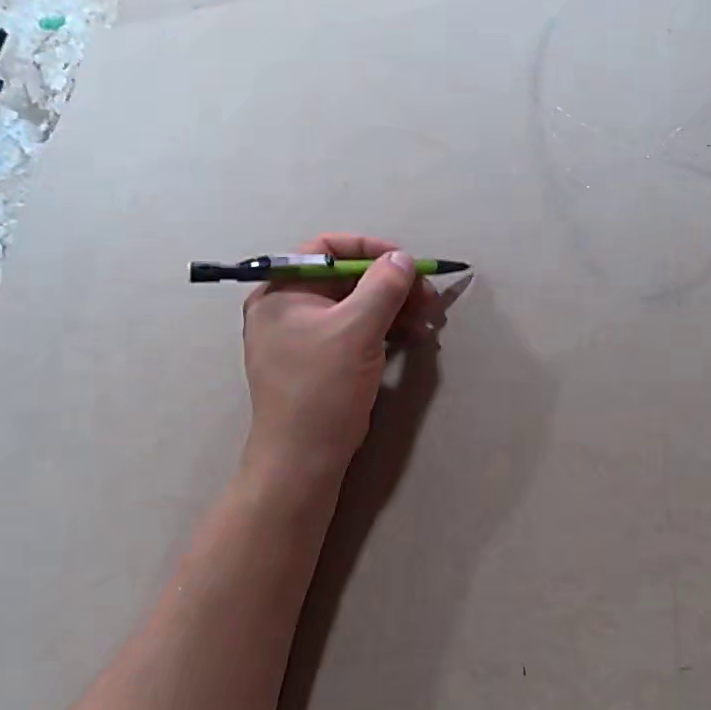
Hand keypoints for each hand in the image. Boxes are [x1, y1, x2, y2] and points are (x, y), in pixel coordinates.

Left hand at [241, 234, 436, 481]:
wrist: (303, 460)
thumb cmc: (322, 388)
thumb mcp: (357, 329)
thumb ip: (383, 286)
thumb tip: (402, 259)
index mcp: (281, 290)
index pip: (327, 248)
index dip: (371, 250)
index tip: (407, 263)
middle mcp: (287, 306)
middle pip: (345, 277)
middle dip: (390, 284)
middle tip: (428, 297)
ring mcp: (302, 334)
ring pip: (354, 304)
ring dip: (393, 307)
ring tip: (429, 319)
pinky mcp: (320, 359)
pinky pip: (354, 329)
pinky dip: (383, 328)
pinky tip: (413, 334)